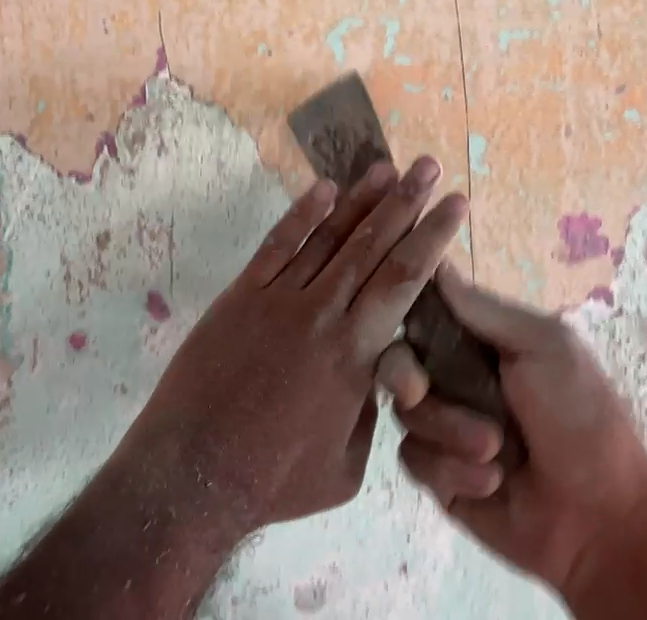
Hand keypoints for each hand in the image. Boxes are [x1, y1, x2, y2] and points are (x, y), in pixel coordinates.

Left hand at [112, 156, 467, 532]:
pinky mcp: (241, 297)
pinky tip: (324, 189)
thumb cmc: (273, 480)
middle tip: (428, 166)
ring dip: (361, 200)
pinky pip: (277, 246)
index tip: (454, 203)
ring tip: (387, 168)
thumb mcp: (347, 466)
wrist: (192, 473)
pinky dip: (302, 215)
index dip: (432, 237)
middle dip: (405, 203)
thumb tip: (374, 377)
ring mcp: (278, 299)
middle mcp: (323, 314)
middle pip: (372, 246)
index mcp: (356, 354)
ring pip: (328, 239)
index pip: (404, 280)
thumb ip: (368, 413)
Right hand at [375, 266, 646, 592]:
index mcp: (480, 341)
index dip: (402, 312)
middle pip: (396, 360)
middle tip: (418, 390)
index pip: (422, 312)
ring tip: (496, 450)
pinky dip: (454, 471)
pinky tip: (494, 482)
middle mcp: (455, 378)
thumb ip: (485, 309)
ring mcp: (445, 427)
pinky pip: (415, 460)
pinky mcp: (439, 476)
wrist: (601, 517)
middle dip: (403, 373)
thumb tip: (436, 262)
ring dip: (450, 431)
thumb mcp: (545, 346)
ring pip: (405, 413)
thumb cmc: (581, 417)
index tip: (393, 317)